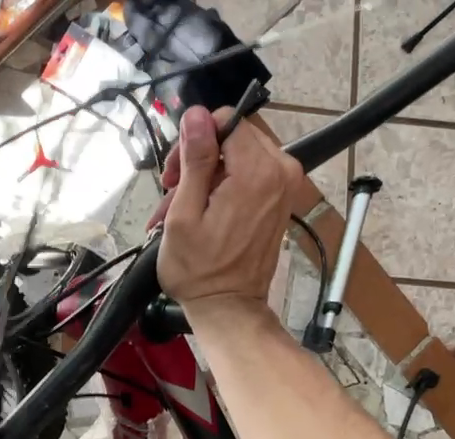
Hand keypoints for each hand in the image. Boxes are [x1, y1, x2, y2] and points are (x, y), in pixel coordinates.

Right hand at [154, 105, 302, 313]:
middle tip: (171, 194)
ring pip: (238, 157)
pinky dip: (221, 188)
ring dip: (204, 178)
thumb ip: (194, 160)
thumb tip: (197, 115)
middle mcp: (280, 171)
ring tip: (178, 211)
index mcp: (257, 171)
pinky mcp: (279, 198)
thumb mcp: (183, 215)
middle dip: (197, 161)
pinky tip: (199, 213)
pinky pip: (248, 175)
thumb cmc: (200, 272)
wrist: (228, 307)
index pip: (227, 121)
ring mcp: (284, 185)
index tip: (174, 174)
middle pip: (234, 137)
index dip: (193, 142)